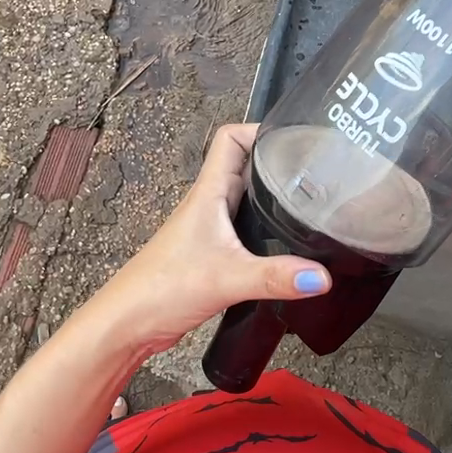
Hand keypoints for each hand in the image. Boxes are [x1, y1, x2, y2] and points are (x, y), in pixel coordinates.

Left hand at [91, 124, 330, 353]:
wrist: (129, 323)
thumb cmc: (162, 288)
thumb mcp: (226, 278)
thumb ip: (275, 276)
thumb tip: (322, 277)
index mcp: (208, 193)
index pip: (231, 139)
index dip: (259, 129)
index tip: (294, 137)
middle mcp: (210, 204)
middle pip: (246, 165)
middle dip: (278, 162)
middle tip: (317, 170)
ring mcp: (211, 228)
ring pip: (247, 198)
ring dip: (273, 196)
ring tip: (312, 201)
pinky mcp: (213, 253)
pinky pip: (245, 229)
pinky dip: (267, 230)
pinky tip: (288, 244)